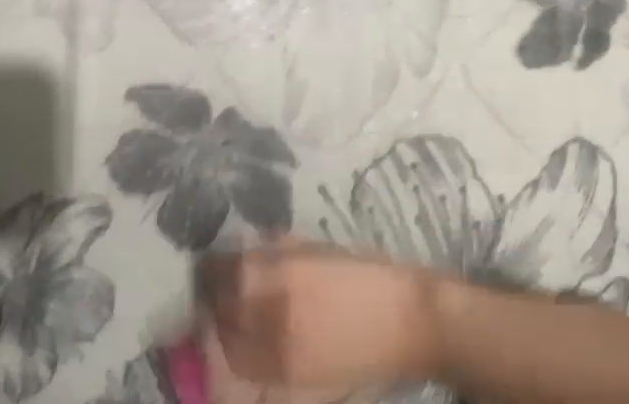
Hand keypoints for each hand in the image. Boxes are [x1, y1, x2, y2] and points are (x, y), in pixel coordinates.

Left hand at [197, 240, 443, 395]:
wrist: (414, 323)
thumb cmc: (369, 274)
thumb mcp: (317, 246)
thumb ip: (276, 247)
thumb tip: (244, 245)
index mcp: (279, 274)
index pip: (223, 270)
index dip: (215, 263)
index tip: (215, 259)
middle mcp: (272, 316)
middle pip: (222, 306)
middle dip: (216, 293)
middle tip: (218, 284)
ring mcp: (282, 354)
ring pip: (230, 342)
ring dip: (225, 326)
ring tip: (231, 314)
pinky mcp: (296, 382)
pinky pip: (252, 370)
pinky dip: (241, 354)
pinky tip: (249, 342)